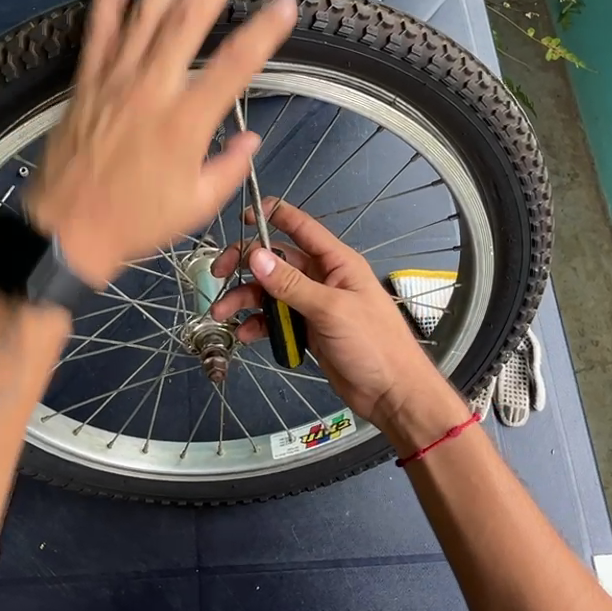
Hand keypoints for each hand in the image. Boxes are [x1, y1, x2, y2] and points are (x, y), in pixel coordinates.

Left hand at [27, 0, 297, 286]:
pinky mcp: (86, 83)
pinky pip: (98, 32)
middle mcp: (152, 89)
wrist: (67, 230)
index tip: (287, 4)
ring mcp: (115, 80)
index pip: (237, 64)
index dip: (266, 30)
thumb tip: (251, 138)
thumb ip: (229, 168)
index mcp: (186, 121)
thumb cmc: (136, 222)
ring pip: (145, 14)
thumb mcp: (196, 205)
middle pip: (189, 20)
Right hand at [210, 198, 471, 451]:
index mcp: (336, 262)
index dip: (273, 216)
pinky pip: (276, 319)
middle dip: (246, 265)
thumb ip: (291, 284)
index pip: (301, 227)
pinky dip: (258, 324)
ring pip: (271, 291)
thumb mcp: (330, 310)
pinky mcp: (308, 330)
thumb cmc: (373, 344)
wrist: (393, 394)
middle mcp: (322, 277)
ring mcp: (314, 304)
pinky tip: (245, 334)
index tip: (243, 217)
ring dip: (246, 299)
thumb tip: (255, 255)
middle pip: (277, 261)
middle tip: (218, 275)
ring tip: (221, 314)